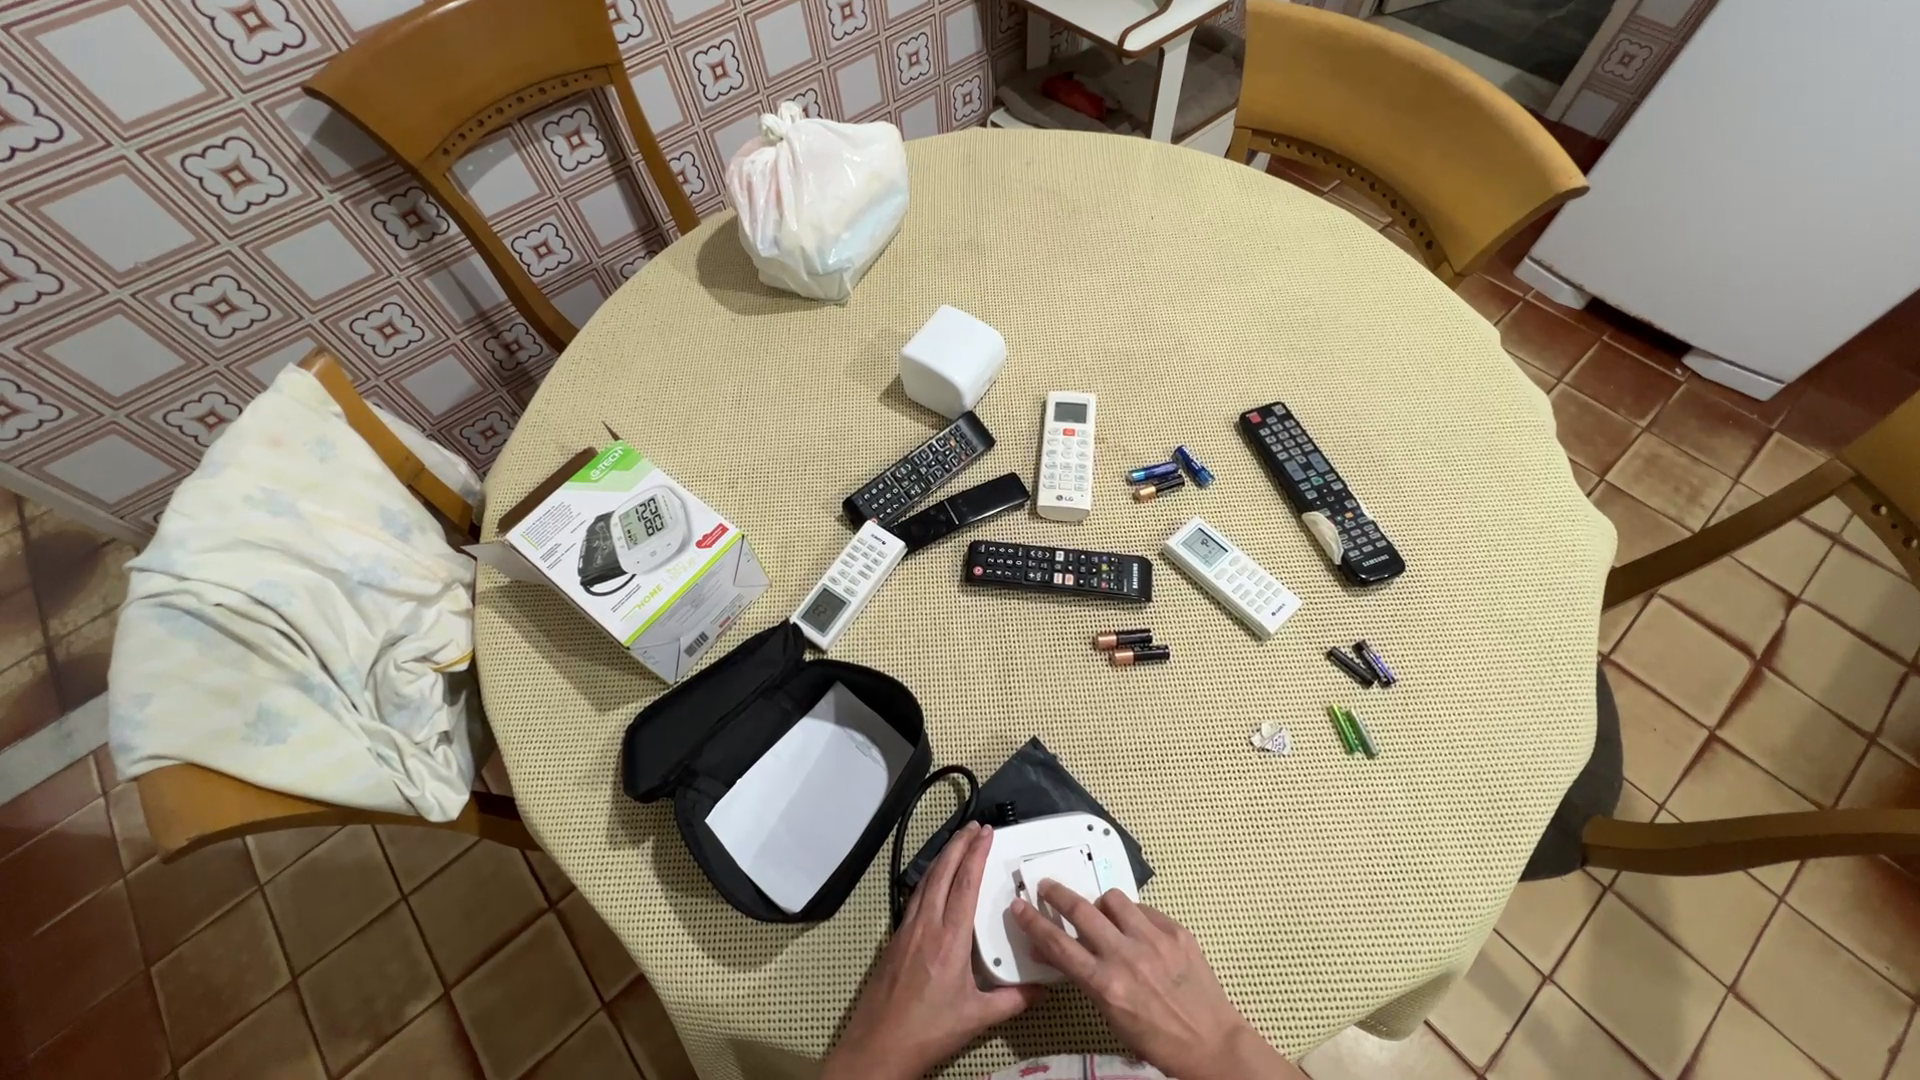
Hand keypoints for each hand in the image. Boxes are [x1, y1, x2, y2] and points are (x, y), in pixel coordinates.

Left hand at [822, 823, 1044, 1079]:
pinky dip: (929, 878)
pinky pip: (915, 897)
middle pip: (942, 872)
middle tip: (975, 827)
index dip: (976, 854)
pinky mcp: (895, 939)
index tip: (986, 833)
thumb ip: (1012, 1001)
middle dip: (959, 844)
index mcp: (950, 939)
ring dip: (942, 857)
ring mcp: (907, 930)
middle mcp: (926, 925)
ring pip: (926, 881)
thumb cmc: (928, 1031)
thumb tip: (1043, 990)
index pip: (965, 884)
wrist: (878, 1046)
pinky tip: (934, 880)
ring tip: (957, 843)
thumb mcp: (976, 1018)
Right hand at [1011, 883, 1302, 1079]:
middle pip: (1081, 910)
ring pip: (1114, 899)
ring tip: (1103, 913)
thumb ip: (1085, 978)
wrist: (1212, 1044)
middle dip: (1058, 894)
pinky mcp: (1176, 931)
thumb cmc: (1156, 1039)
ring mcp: (1153, 940)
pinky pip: (1145, 909)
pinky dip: (1135, 915)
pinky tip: (1138, 930)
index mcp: (1105, 985)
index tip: (1018, 906)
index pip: (1058, 945)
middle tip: (1046, 885)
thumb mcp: (1111, 1014)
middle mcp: (1126, 957)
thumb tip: (1058, 951)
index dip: (1034, 922)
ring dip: (1102, 904)